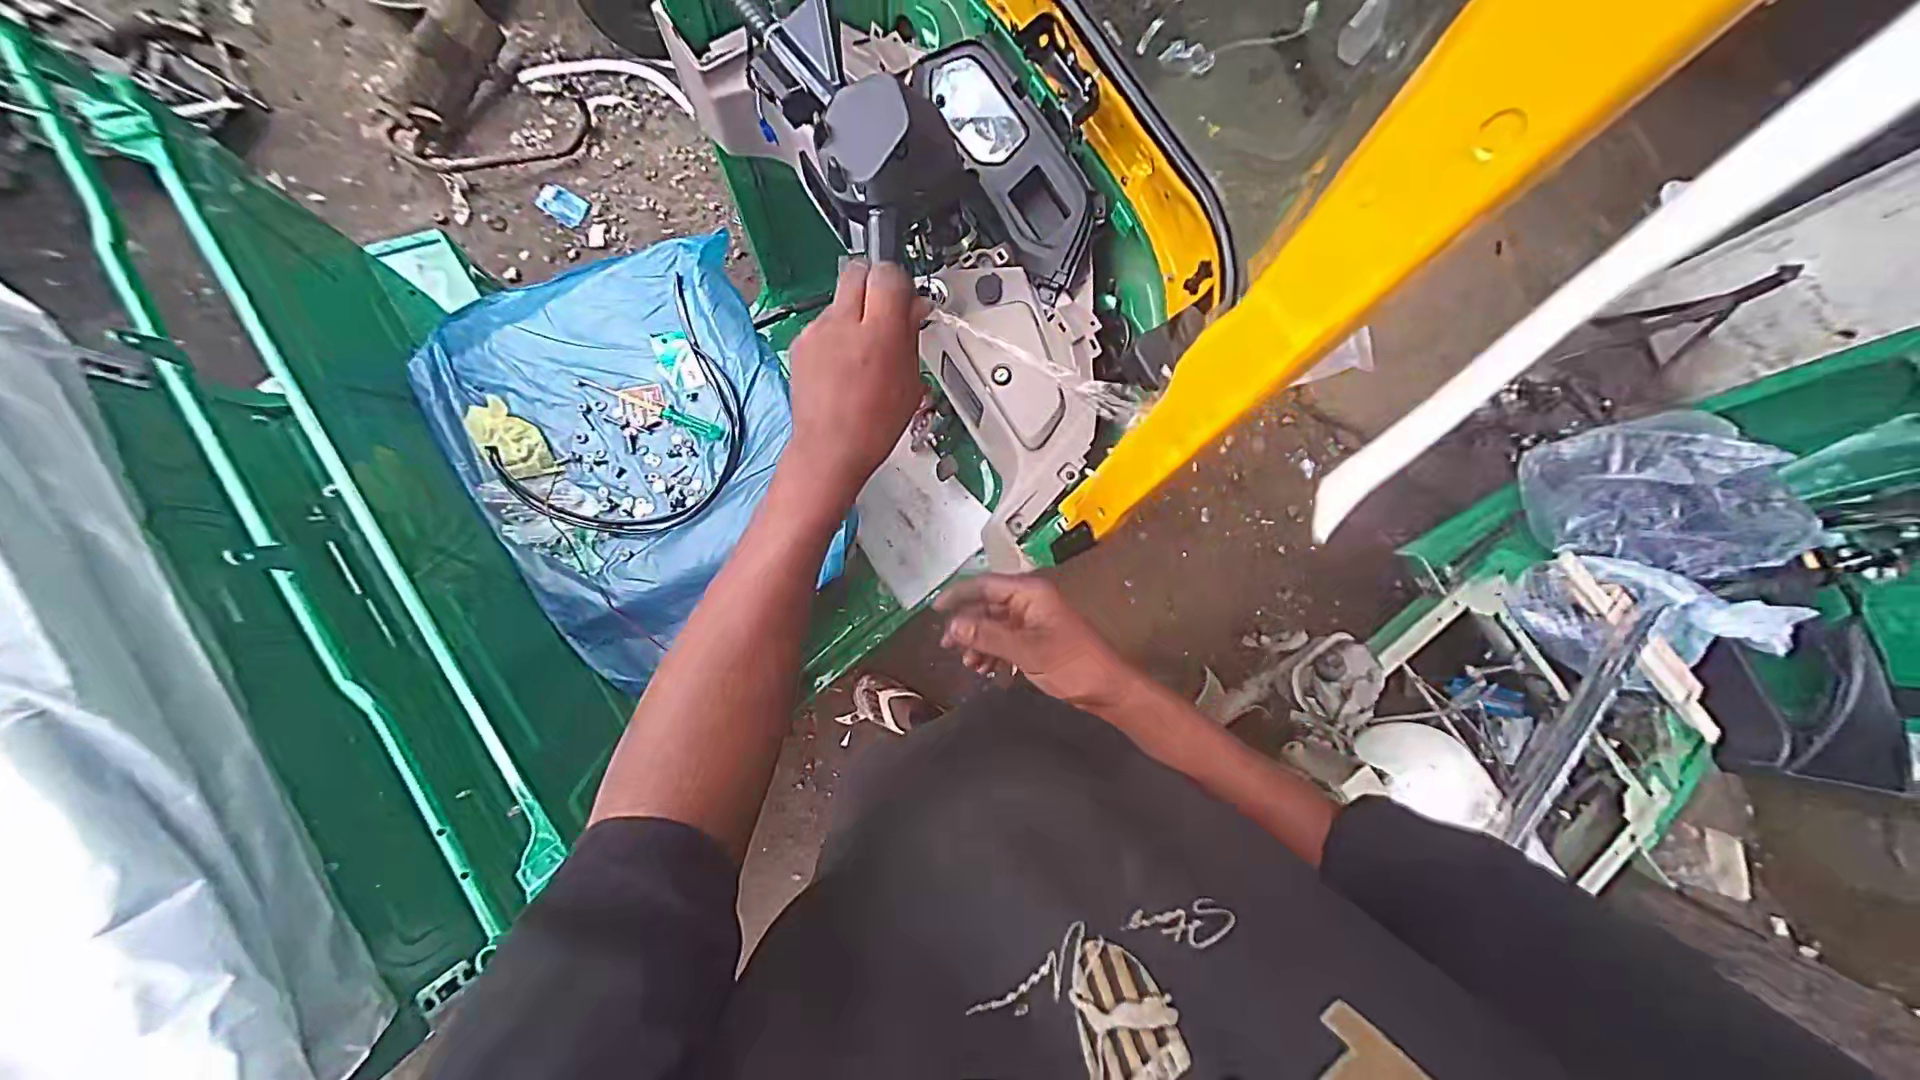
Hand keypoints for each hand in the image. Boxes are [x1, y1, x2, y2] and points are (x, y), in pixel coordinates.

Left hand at [784, 259, 925, 506]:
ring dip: (853, 312)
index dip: (899, 282)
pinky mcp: (800, 344)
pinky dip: (835, 334)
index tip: (904, 297)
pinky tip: (844, 363)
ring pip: (839, 299)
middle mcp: (843, 324)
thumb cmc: (871, 426)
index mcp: (879, 333)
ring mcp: (817, 332)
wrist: (830, 450)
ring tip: (864, 348)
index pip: (888, 275)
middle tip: (884, 309)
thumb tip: (913, 309)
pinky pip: (822, 324)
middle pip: (858, 272)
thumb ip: (911, 336)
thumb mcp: (909, 382)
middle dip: (873, 284)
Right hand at [935, 574, 1140, 712]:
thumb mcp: (1026, 651)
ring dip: (978, 642)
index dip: (958, 594)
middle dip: (967, 625)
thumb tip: (954, 626)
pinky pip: (1004, 639)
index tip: (936, 609)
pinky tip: (985, 667)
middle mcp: (1029, 601)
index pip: (984, 584)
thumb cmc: (1073, 665)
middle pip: (987, 605)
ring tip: (970, 662)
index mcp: (1030, 592)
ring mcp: (1032, 620)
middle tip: (948, 644)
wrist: (1107, 689)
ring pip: (993, 625)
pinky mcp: (1034, 639)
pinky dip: (992, 652)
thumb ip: (988, 636)